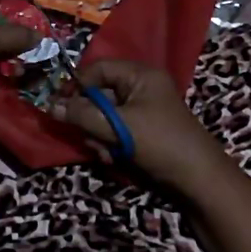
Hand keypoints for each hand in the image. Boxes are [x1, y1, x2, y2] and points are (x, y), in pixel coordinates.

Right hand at [49, 59, 229, 189]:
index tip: (59, 106)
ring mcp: (143, 110)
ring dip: (99, 135)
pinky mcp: (143, 131)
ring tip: (106, 153)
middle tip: (90, 138)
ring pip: (104, 115)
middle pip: (99, 94)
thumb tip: (50, 106)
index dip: (77, 86)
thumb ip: (82, 115)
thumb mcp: (118, 127)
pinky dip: (110, 144)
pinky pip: (115, 130)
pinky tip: (114, 159)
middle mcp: (141, 87)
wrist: (200, 182)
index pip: (97, 69)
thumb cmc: (161, 144)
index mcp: (140, 75)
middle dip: (90, 118)